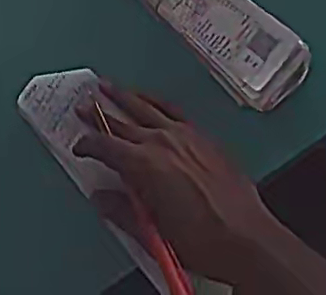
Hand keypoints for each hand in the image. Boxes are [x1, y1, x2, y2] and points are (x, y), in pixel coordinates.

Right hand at [72, 84, 280, 284]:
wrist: (247, 237)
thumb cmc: (203, 240)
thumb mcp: (156, 233)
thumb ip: (124, 211)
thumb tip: (100, 198)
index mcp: (146, 165)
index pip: (107, 148)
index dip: (89, 145)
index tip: (78, 147)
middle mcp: (161, 141)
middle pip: (122, 123)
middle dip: (99, 114)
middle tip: (82, 104)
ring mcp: (181, 133)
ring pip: (144, 107)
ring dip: (123, 96)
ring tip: (106, 85)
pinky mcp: (198, 133)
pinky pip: (170, 109)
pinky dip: (153, 101)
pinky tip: (146, 97)